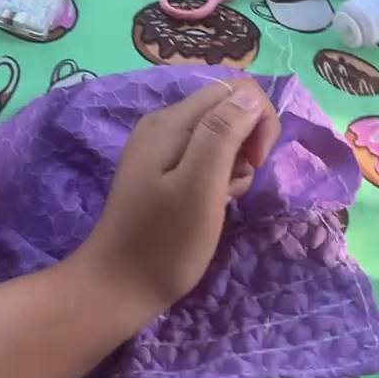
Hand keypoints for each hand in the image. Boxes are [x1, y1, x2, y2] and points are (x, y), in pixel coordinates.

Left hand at [67, 79, 279, 323]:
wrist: (119, 287)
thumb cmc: (164, 242)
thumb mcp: (200, 186)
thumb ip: (224, 134)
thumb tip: (251, 95)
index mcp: (171, 121)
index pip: (236, 90)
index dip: (259, 121)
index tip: (256, 163)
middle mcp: (165, 124)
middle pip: (228, 110)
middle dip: (247, 145)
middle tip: (234, 187)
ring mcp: (162, 148)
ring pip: (222, 138)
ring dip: (234, 167)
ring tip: (219, 202)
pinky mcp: (163, 172)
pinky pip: (206, 159)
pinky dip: (218, 179)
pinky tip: (209, 207)